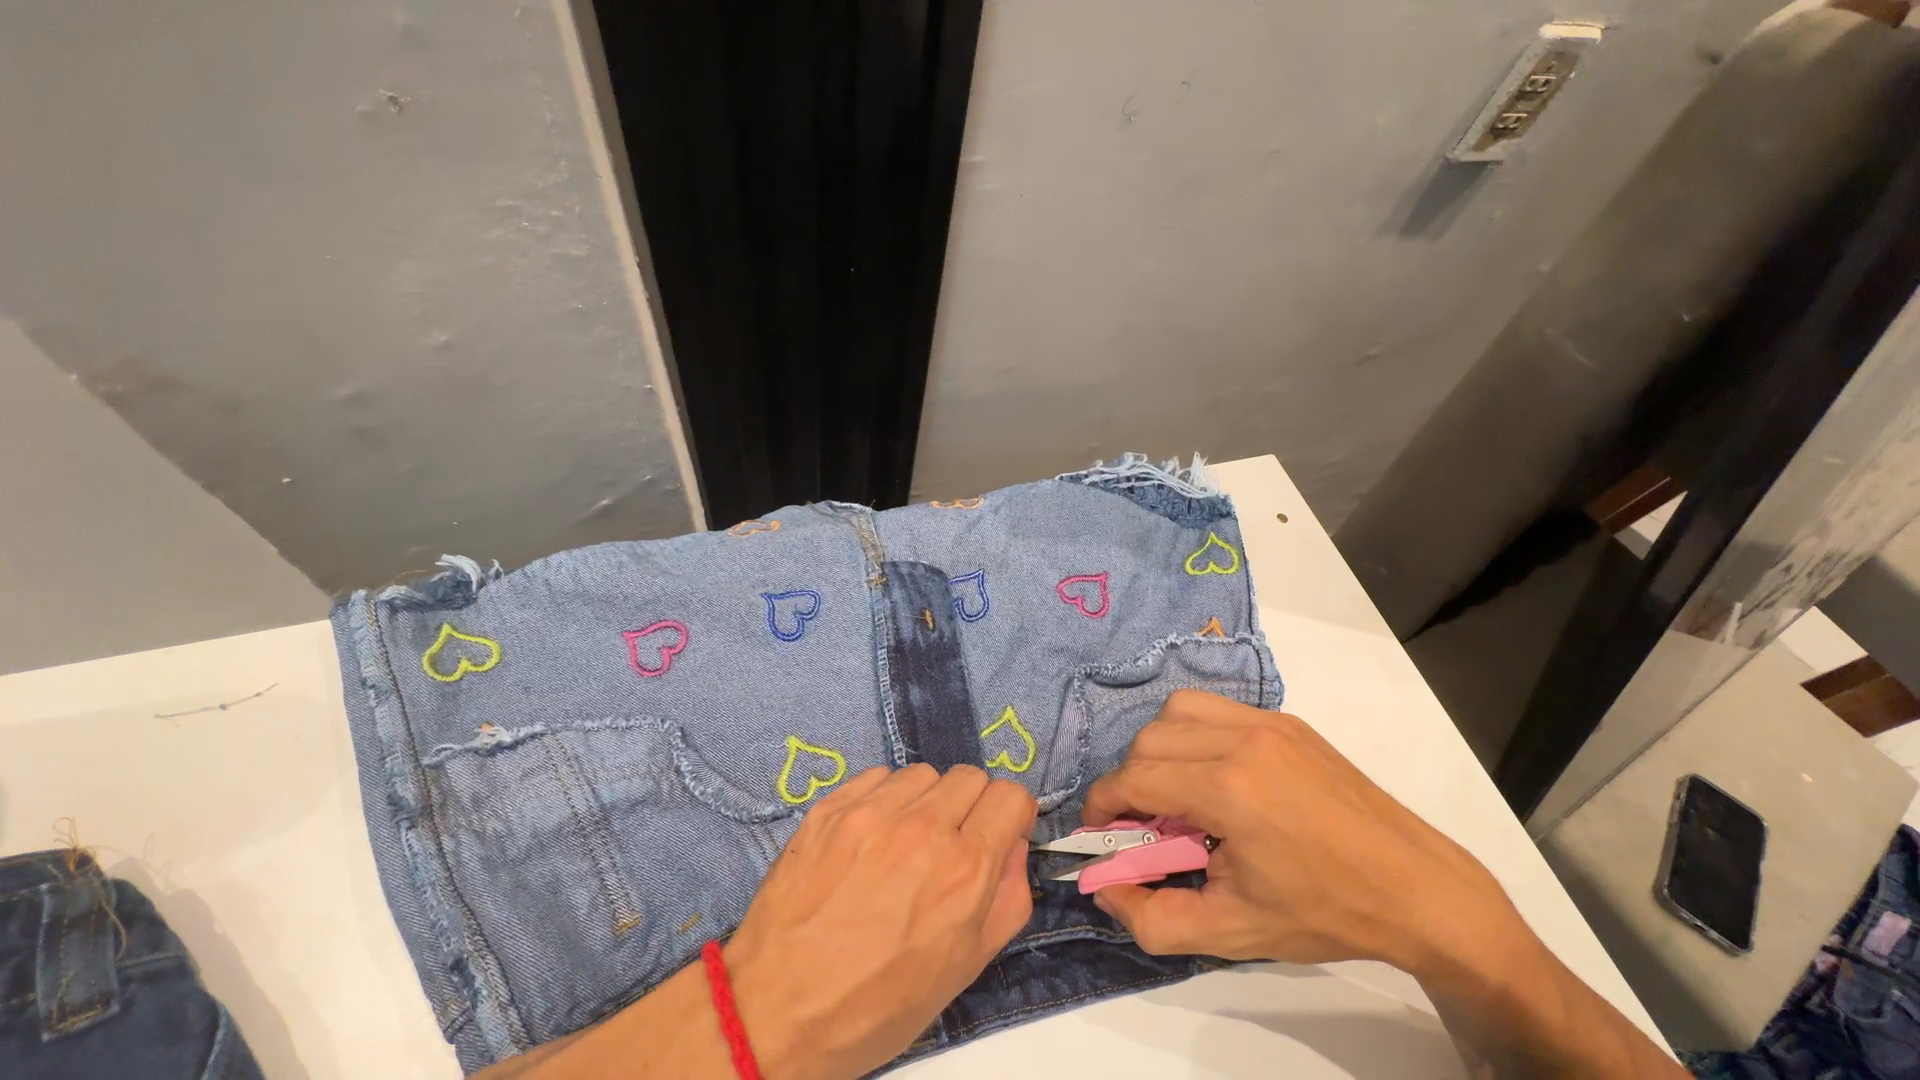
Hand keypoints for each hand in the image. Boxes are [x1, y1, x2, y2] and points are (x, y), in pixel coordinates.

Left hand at [725, 764, 1036, 1079]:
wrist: (778, 1011)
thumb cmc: (880, 1003)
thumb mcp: (966, 966)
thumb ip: (1007, 897)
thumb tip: (1011, 845)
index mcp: (964, 869)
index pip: (1011, 796)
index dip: (1010, 816)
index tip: (996, 836)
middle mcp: (922, 828)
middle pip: (970, 777)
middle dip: (971, 807)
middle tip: (950, 844)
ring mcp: (870, 812)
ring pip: (922, 774)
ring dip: (925, 800)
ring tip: (905, 842)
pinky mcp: (829, 808)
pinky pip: (875, 777)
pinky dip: (883, 799)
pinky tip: (869, 838)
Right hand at [1082, 689, 1517, 975]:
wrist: (1415, 889)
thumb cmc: (1323, 913)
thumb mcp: (1231, 932)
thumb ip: (1151, 918)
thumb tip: (1103, 887)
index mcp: (1229, 790)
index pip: (1134, 778)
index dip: (1102, 805)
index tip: (1098, 833)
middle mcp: (1244, 740)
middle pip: (1149, 740)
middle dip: (1128, 780)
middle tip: (1140, 824)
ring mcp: (1269, 723)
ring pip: (1178, 710)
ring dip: (1158, 748)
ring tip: (1173, 792)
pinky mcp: (1288, 722)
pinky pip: (1216, 709)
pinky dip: (1193, 733)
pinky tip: (1211, 775)